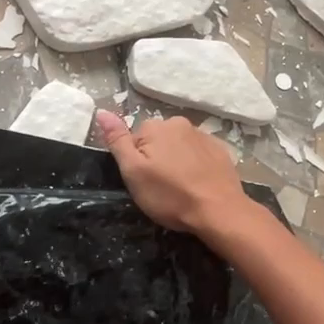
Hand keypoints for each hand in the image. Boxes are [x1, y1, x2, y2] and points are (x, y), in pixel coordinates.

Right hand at [96, 110, 254, 235]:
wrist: (219, 212)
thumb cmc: (170, 194)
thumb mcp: (133, 171)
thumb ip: (117, 140)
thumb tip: (102, 112)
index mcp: (156, 126)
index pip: (135, 139)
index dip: (136, 162)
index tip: (143, 181)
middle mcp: (180, 123)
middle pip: (158, 140)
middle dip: (156, 159)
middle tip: (160, 187)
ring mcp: (204, 136)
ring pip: (179, 147)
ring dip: (177, 162)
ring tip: (181, 188)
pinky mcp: (221, 150)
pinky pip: (199, 154)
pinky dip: (196, 166)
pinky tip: (198, 185)